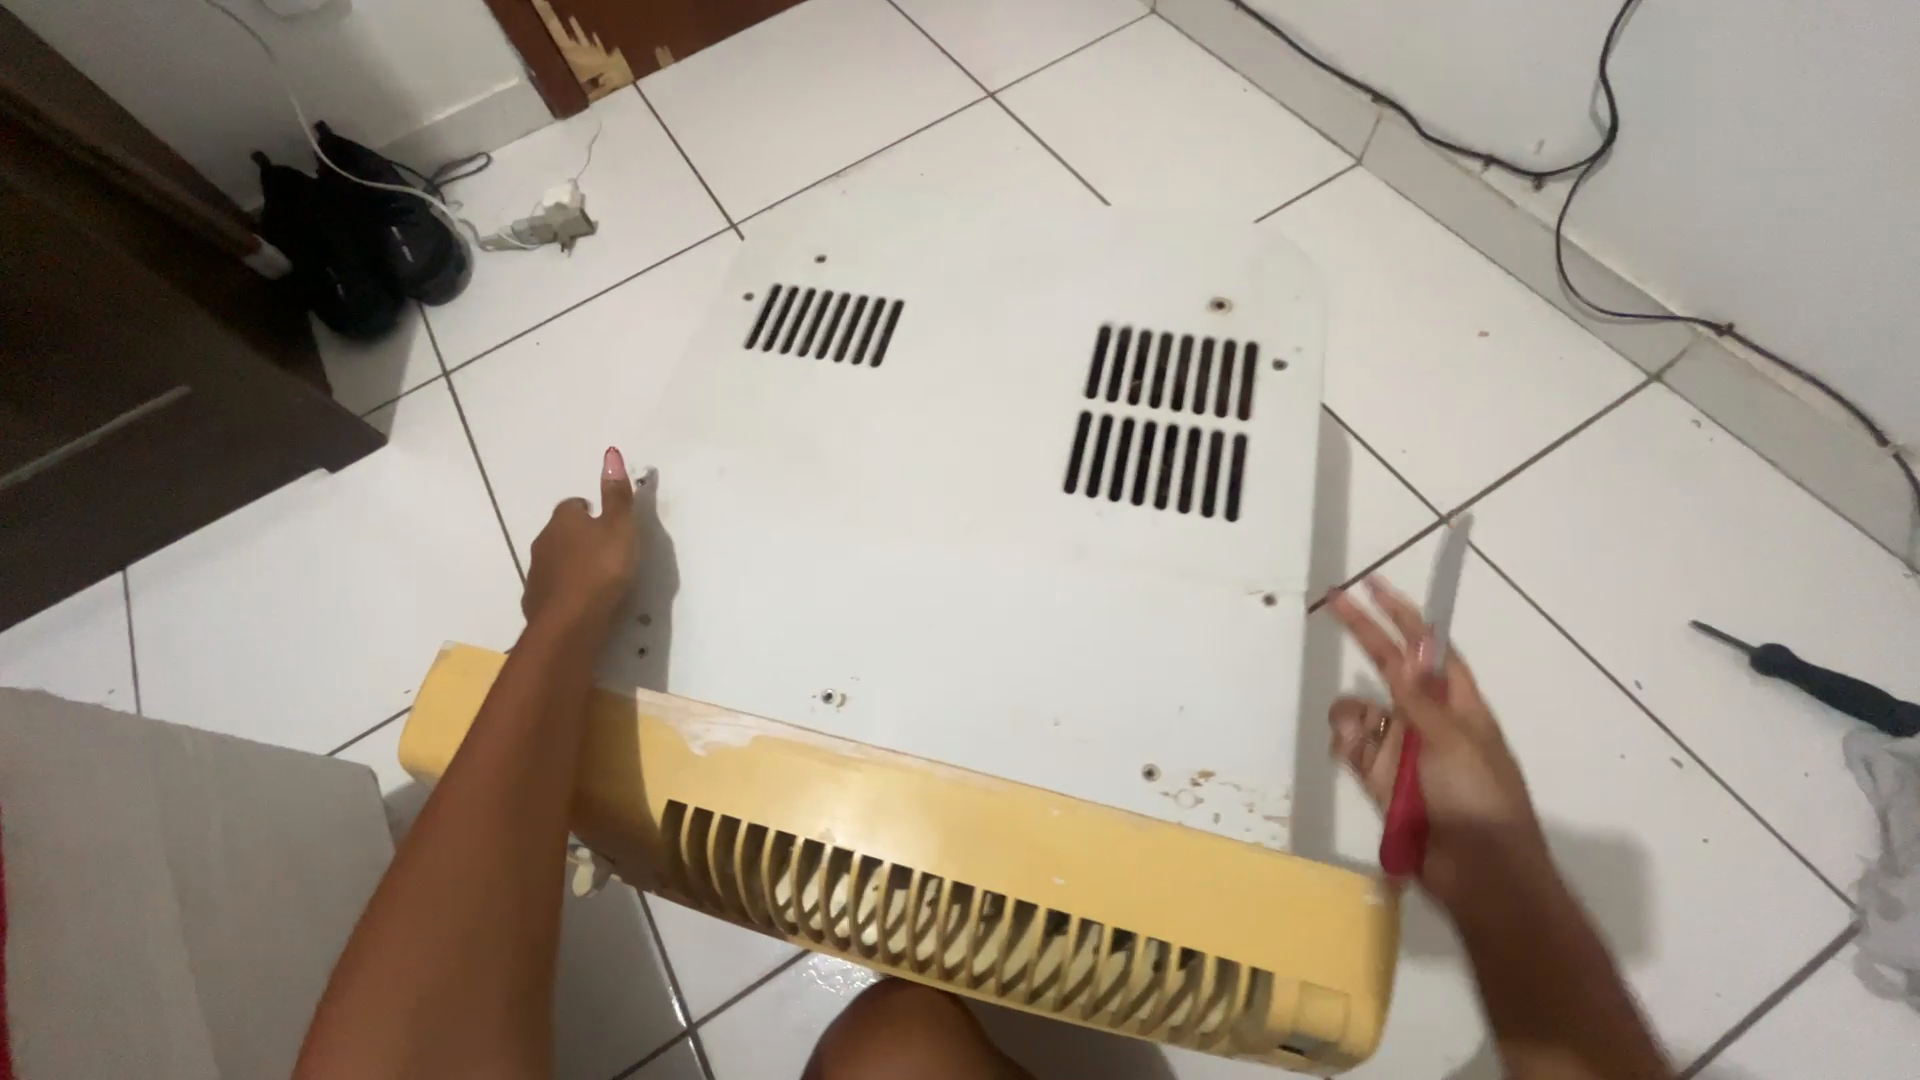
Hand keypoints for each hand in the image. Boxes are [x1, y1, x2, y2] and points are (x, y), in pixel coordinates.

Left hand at [522, 447, 638, 628]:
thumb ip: (617, 495)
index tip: (605, 521)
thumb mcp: (620, 528)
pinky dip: (566, 587)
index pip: (572, 505)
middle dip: (579, 536)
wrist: (571, 620)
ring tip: (597, 575)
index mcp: (564, 520)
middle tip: (605, 548)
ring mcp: (537, 572)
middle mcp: (544, 541)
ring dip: (572, 562)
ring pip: (555, 559)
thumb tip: (611, 452)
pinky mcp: (536, 599)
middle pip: (561, 532)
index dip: (589, 510)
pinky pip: (553, 586)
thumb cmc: (601, 568)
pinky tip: (583, 598)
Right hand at [1327, 577, 1550, 909]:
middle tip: (1334, 600)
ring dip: (1354, 718)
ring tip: (1364, 746)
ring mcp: (1397, 746)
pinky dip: (1349, 747)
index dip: (1403, 615)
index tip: (1375, 586)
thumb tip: (1404, 654)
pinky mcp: (1375, 775)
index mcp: (1457, 705)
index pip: (1427, 647)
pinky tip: (1360, 764)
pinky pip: (1349, 744)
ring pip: (1358, 709)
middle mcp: (1424, 718)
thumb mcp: (1455, 741)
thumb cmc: (1479, 799)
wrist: (1475, 872)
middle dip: (1363, 634)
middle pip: (1387, 665)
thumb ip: (1420, 698)